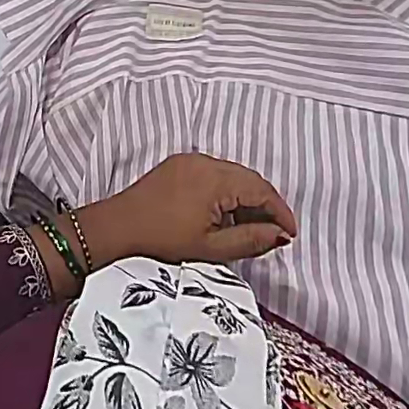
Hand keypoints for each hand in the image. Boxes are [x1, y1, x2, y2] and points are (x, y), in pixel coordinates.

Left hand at [79, 153, 297, 266]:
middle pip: (248, 179)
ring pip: (231, 176)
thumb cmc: (162, 240)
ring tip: (249, 230)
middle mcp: (204, 161)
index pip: (261, 189)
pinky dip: (225, 193)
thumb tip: (280, 235)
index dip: (280, 212)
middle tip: (274, 234)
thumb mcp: (211, 247)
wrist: (118, 228)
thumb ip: (250, 239)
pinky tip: (224, 217)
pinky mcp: (178, 165)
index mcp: (215, 178)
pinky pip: (213, 174)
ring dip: (245, 199)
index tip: (290, 234)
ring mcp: (189, 161)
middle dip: (265, 205)